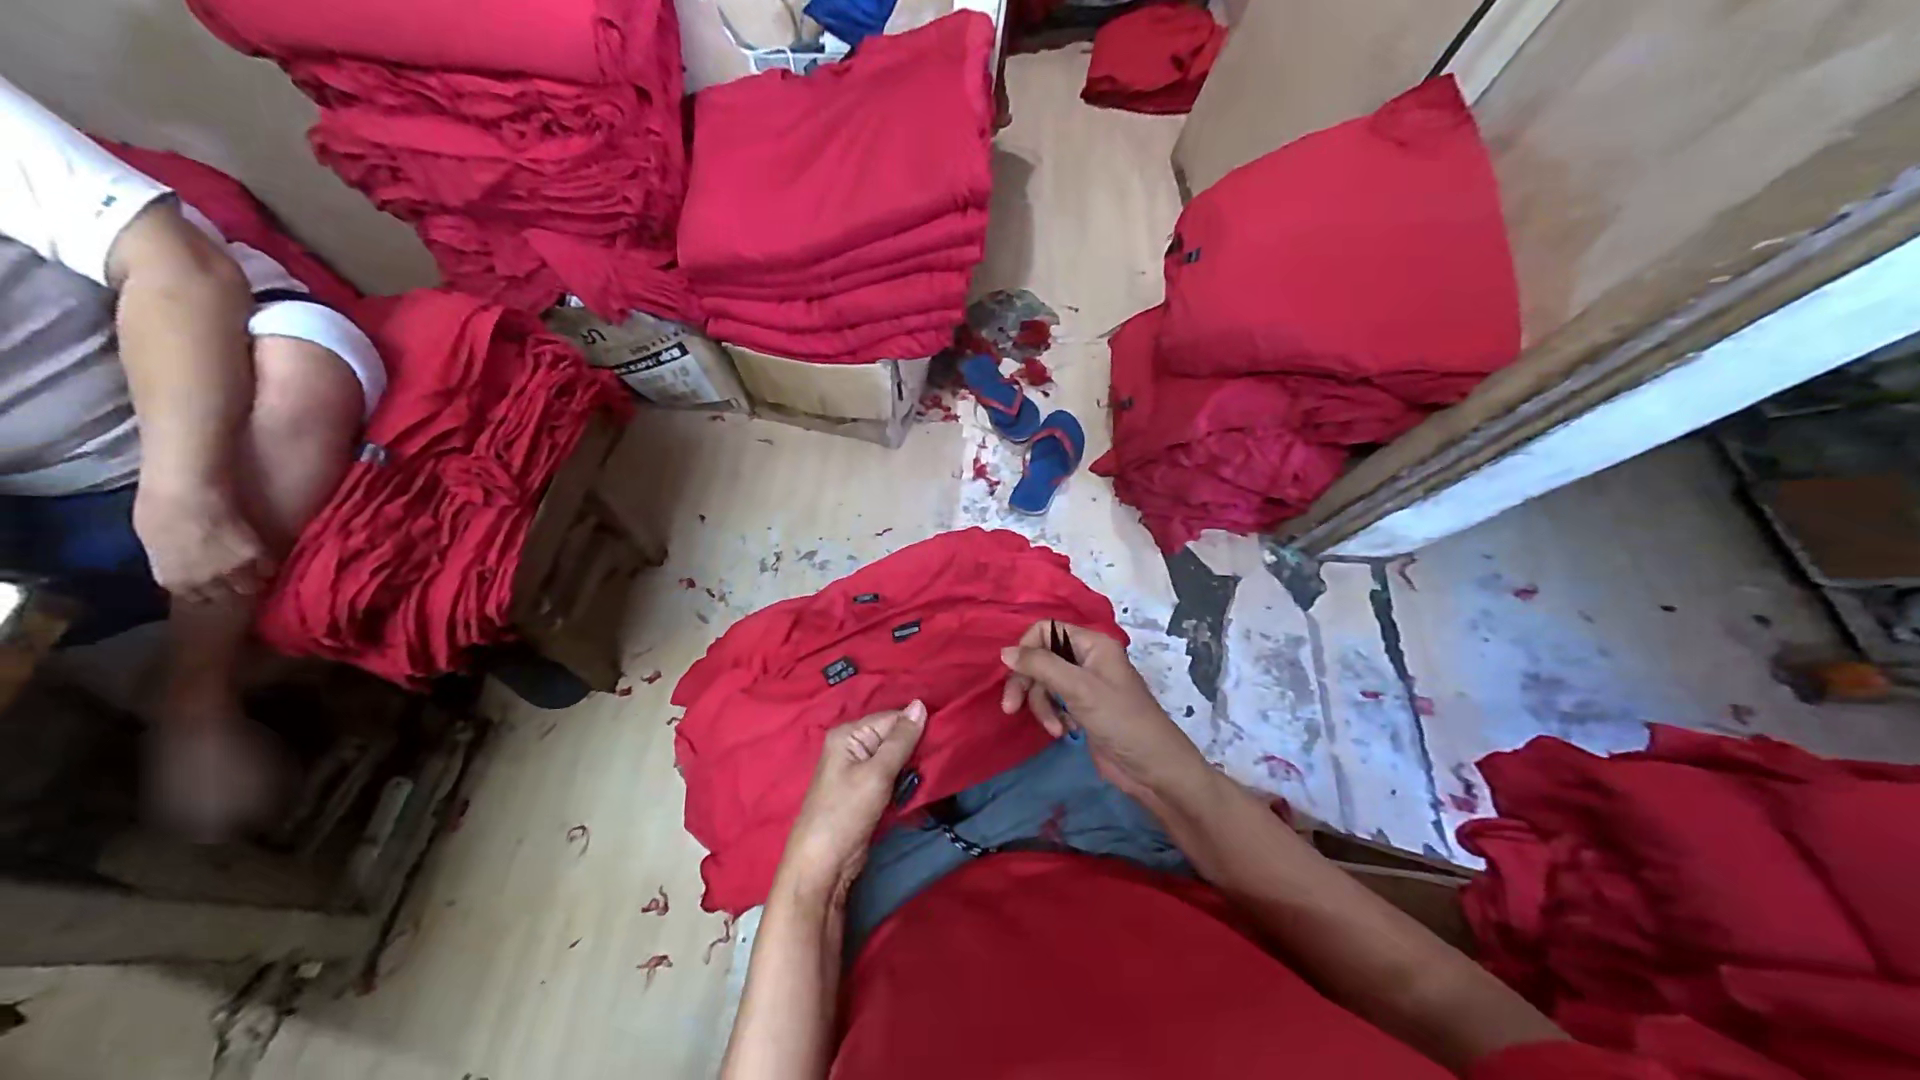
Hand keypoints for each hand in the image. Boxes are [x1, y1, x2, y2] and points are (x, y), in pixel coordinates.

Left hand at [132, 481, 274, 604]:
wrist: (184, 492)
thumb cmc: (156, 510)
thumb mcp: (152, 542)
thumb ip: (171, 561)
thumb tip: (183, 566)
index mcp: (174, 579)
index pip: (194, 597)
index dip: (202, 591)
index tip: (208, 586)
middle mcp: (205, 580)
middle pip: (226, 596)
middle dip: (229, 590)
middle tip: (233, 581)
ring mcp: (233, 568)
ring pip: (252, 586)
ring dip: (252, 582)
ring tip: (255, 574)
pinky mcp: (256, 554)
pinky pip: (268, 569)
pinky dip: (267, 568)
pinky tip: (266, 562)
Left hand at [776, 702, 926, 904]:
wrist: (823, 865)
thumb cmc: (846, 813)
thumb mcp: (877, 773)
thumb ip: (901, 740)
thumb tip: (920, 704)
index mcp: (848, 734)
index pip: (892, 718)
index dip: (916, 728)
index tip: (943, 738)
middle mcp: (852, 747)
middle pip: (894, 737)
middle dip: (916, 748)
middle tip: (943, 756)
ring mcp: (858, 770)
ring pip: (897, 759)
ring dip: (914, 768)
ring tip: (935, 772)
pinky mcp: (866, 792)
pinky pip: (892, 777)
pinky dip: (906, 782)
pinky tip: (921, 786)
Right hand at [1000, 621, 1211, 805]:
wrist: (1152, 768)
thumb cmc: (1121, 720)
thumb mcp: (1079, 688)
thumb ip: (1041, 666)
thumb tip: (1005, 652)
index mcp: (1093, 644)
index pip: (1047, 630)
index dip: (1027, 649)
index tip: (1016, 674)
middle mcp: (1088, 659)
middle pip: (1041, 658)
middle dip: (1027, 683)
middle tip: (1011, 707)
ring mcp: (1085, 685)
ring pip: (1044, 684)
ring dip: (1042, 706)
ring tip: (1054, 729)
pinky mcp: (1083, 709)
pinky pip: (1054, 703)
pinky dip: (1053, 716)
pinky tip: (1064, 732)